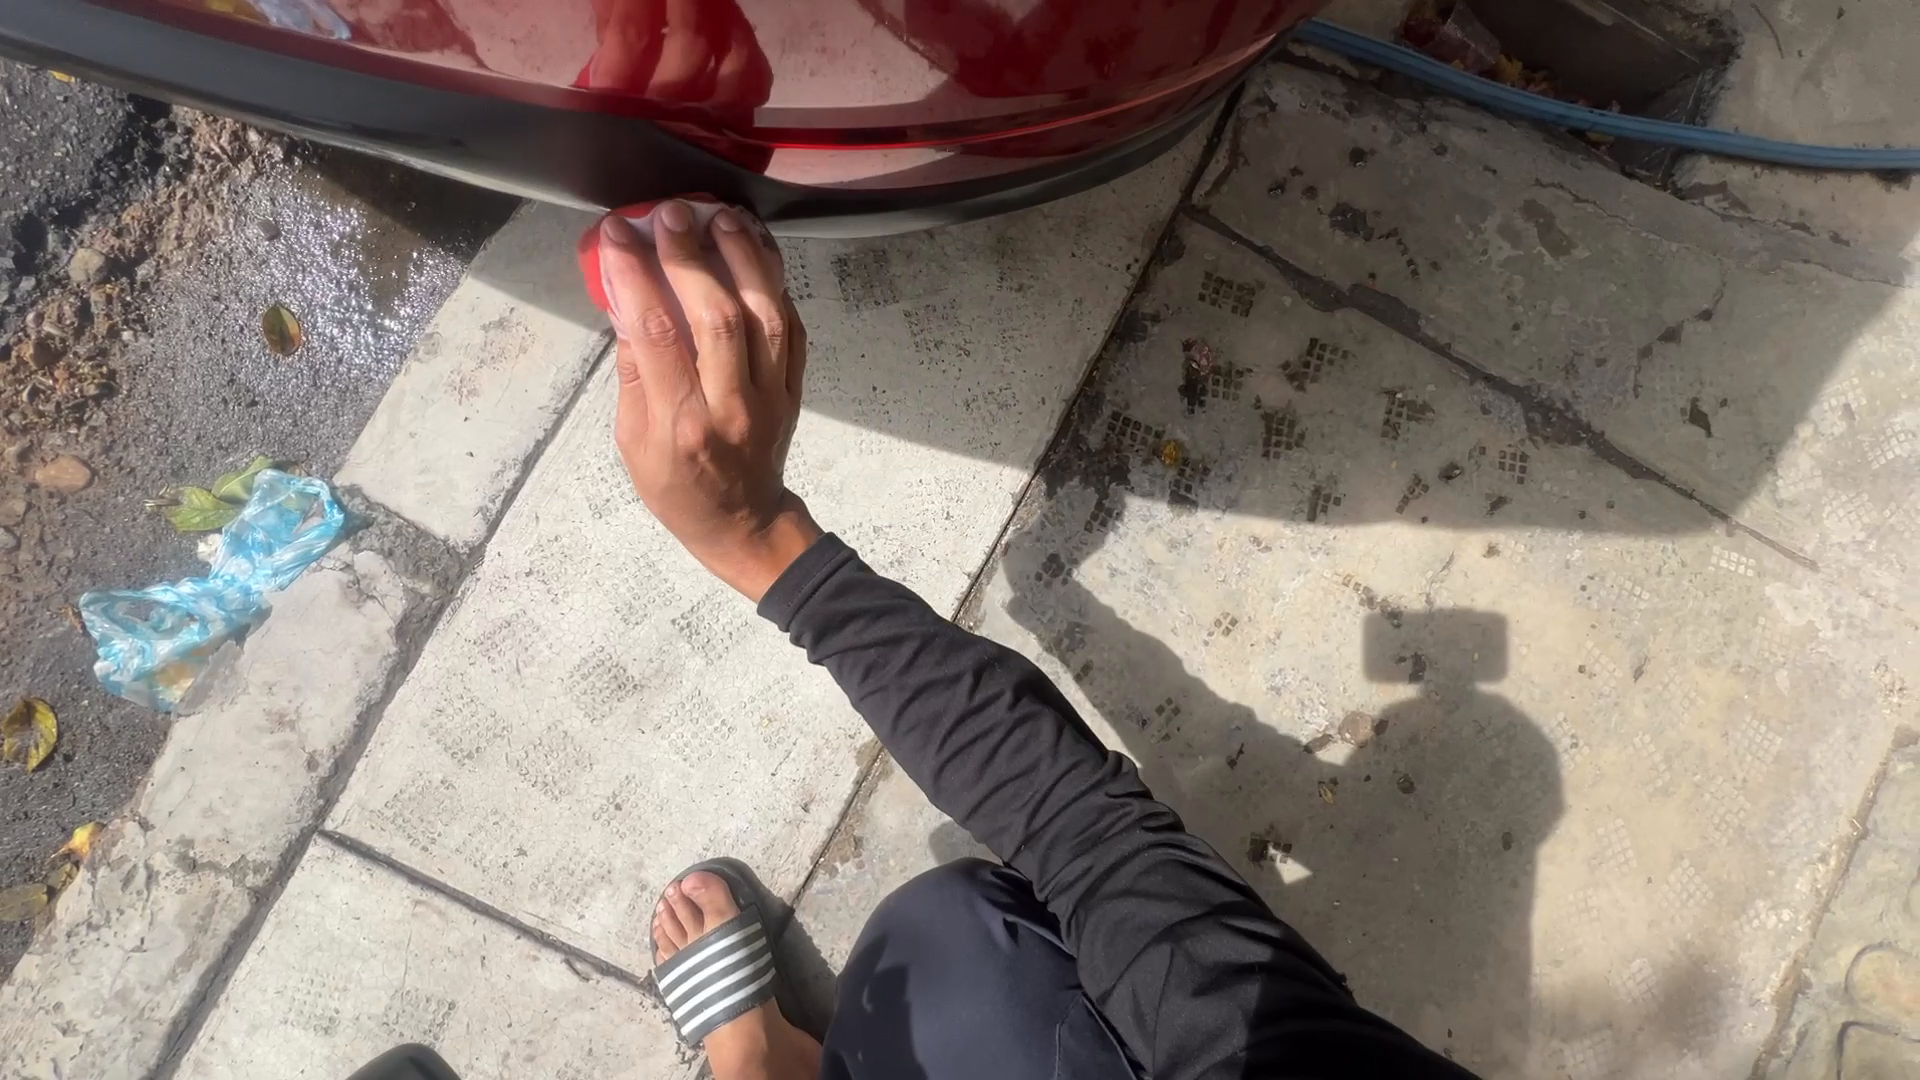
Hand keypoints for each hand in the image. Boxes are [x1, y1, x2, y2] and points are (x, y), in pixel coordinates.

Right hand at [597, 201, 820, 599]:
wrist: (743, 519)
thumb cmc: (676, 486)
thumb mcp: (632, 440)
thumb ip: (632, 371)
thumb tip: (626, 300)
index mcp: (682, 422)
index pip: (657, 334)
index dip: (636, 274)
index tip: (618, 230)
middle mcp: (733, 405)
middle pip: (718, 317)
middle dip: (693, 256)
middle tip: (672, 211)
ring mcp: (773, 397)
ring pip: (768, 318)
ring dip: (747, 260)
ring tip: (724, 216)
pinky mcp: (796, 391)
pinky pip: (794, 331)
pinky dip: (778, 289)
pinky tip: (759, 254)